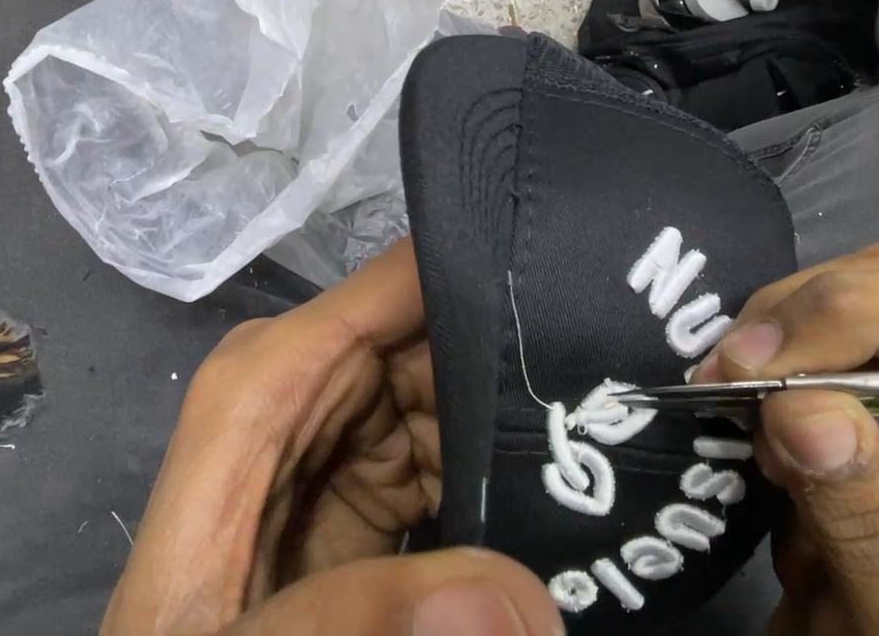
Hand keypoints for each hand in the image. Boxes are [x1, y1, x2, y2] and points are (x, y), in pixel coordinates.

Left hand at [101, 240, 558, 634]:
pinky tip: (542, 495)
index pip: (398, 282)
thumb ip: (369, 612)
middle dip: (515, 361)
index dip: (484, 276)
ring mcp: (345, 427)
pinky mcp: (370, 476)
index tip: (577, 298)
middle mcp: (312, 379)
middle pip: (441, 334)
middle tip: (607, 395)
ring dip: (513, 426)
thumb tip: (521, 601)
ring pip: (457, 392)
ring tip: (587, 454)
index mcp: (271, 374)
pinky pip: (451, 448)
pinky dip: (493, 474)